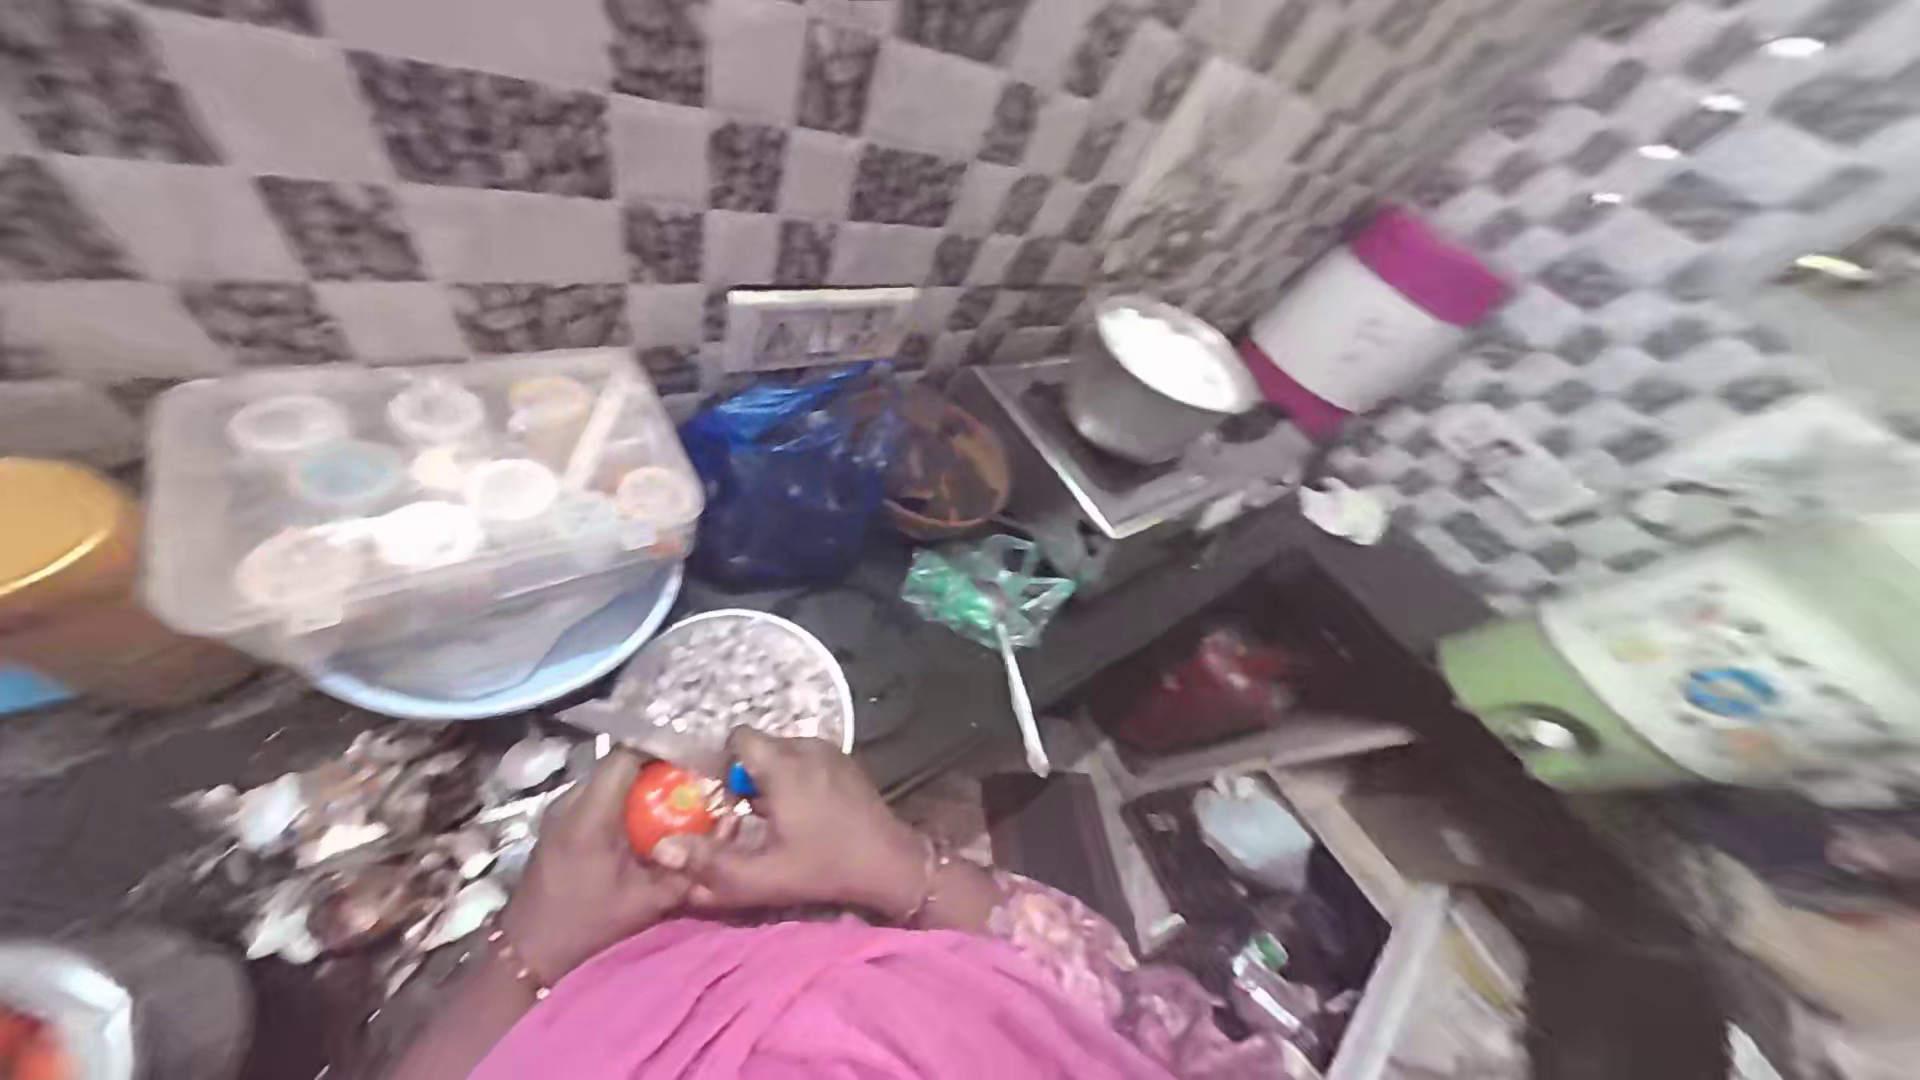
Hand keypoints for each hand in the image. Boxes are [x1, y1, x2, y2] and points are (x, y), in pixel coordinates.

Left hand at [499, 748, 688, 977]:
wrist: (524, 961)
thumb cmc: (588, 930)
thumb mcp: (650, 901)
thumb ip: (693, 861)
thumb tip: (732, 823)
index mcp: (590, 815)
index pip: (629, 754)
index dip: (666, 748)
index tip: (697, 759)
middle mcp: (571, 802)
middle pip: (624, 760)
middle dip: (663, 764)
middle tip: (695, 779)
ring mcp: (562, 809)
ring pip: (614, 773)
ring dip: (646, 779)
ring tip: (677, 794)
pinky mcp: (561, 820)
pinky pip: (603, 790)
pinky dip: (630, 794)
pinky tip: (649, 816)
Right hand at [653, 731, 928, 917]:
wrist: (888, 861)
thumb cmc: (822, 867)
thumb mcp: (760, 876)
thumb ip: (708, 863)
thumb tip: (662, 849)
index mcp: (786, 764)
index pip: (740, 737)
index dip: (723, 762)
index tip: (722, 795)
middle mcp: (808, 746)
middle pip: (761, 746)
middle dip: (747, 774)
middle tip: (746, 813)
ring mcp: (832, 751)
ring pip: (785, 752)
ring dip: (772, 777)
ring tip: (775, 816)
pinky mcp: (846, 761)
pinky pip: (807, 757)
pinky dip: (796, 775)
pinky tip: (803, 812)